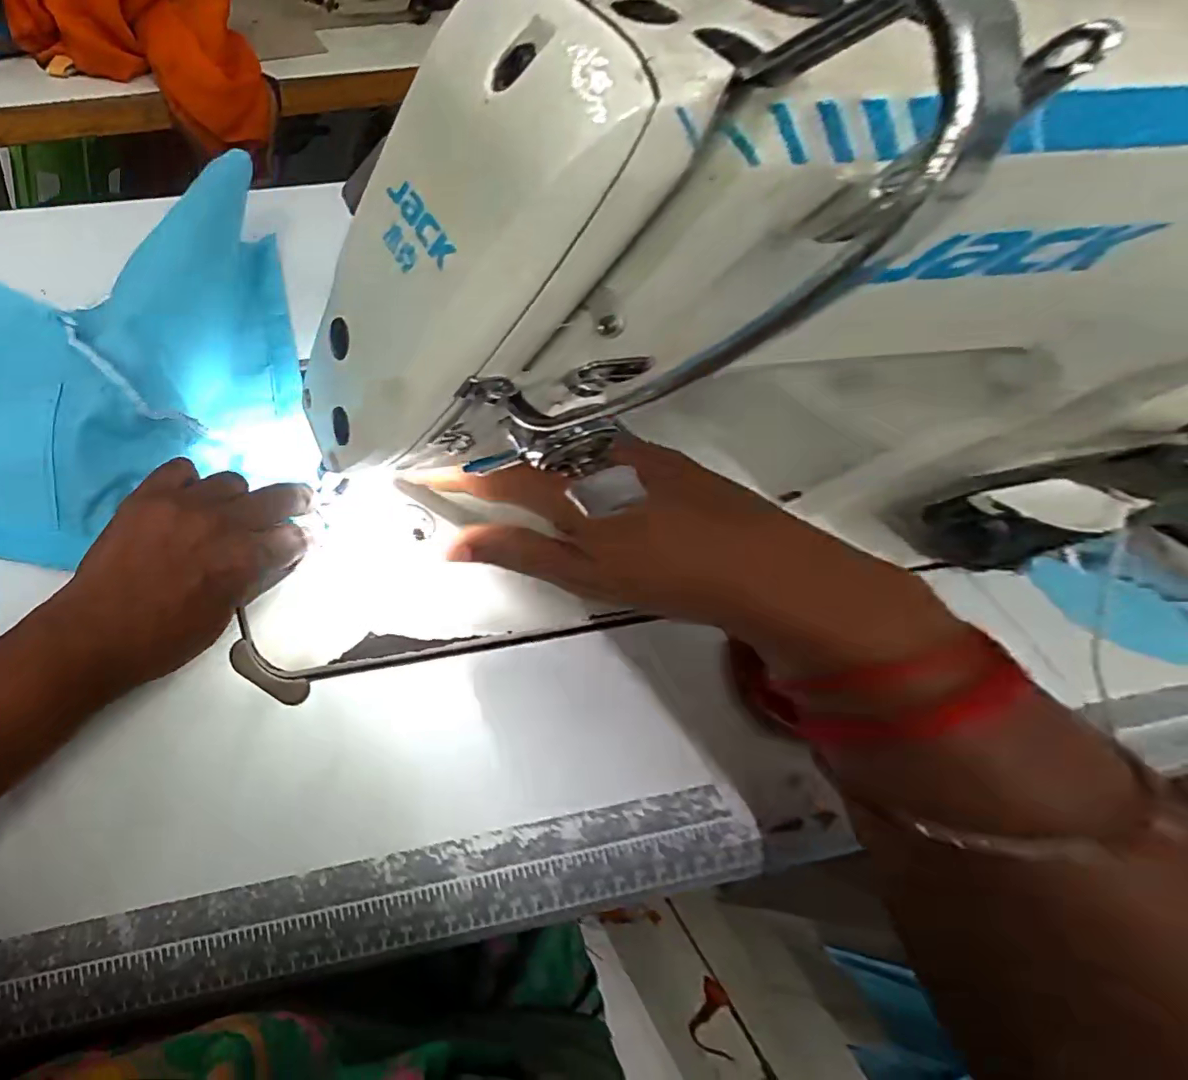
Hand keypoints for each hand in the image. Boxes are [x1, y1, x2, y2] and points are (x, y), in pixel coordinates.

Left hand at [37, 459, 311, 692]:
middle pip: (272, 498)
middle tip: (300, 502)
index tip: (305, 537)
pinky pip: (182, 469)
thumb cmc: (160, 640)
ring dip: (238, 497)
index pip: (288, 538)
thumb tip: (270, 559)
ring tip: (230, 511)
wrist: (95, 631)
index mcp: (239, 560)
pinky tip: (189, 499)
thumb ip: (248, 582)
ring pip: (229, 480)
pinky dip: (192, 482)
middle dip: (293, 502)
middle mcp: (217, 522)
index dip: (301, 538)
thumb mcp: (217, 620)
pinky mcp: (147, 495)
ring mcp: (180, 503)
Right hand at [423, 438, 968, 674]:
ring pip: (558, 451)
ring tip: (510, 482)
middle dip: (487, 469)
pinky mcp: (659, 457)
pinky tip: (575, 478)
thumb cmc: (663, 576)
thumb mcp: (579, 573)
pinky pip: (593, 449)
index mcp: (565, 489)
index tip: (419, 474)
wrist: (768, 567)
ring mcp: (629, 452)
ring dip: (526, 463)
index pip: (492, 478)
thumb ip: (513, 551)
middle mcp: (590, 458)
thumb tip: (451, 544)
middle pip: (522, 457)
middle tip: (461, 484)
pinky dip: (564, 460)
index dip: (453, 477)